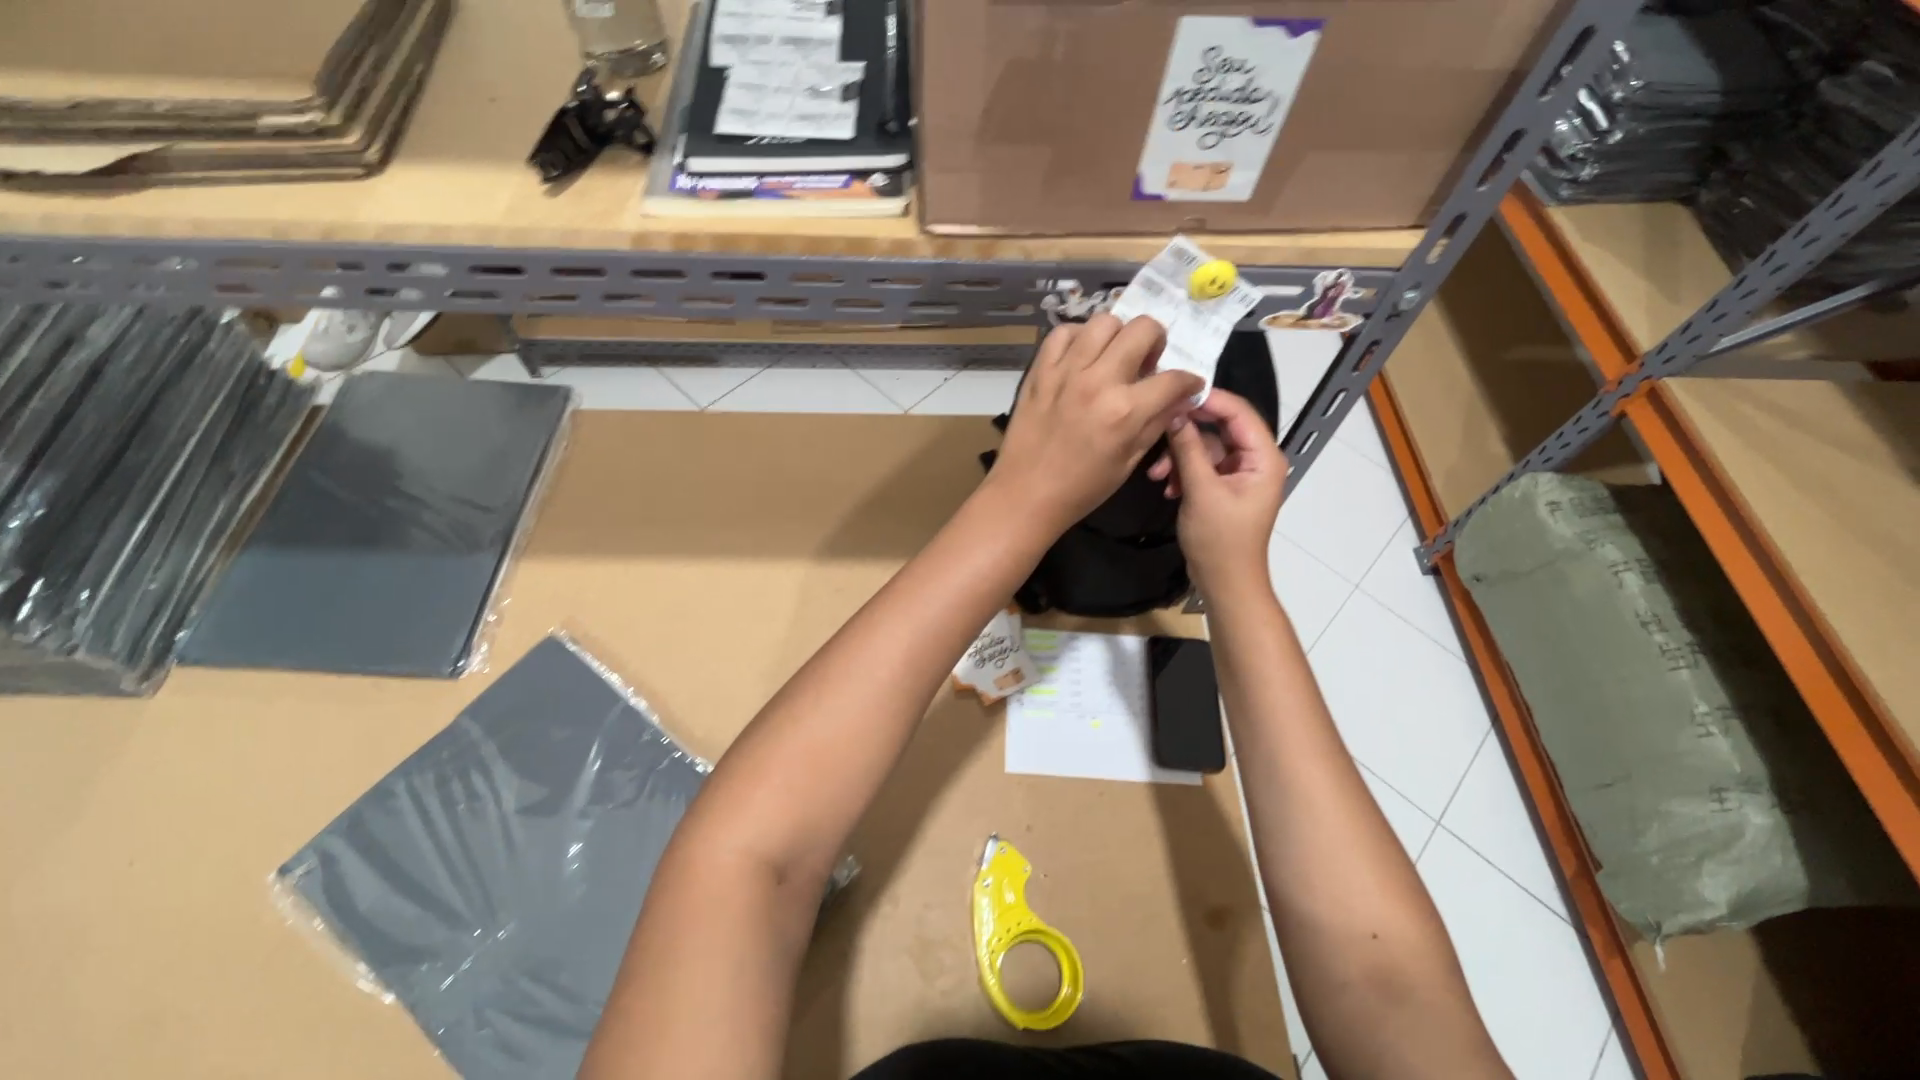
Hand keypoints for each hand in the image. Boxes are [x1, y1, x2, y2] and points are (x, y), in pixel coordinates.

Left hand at [986, 314, 1202, 535]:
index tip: (1186, 385)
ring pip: (1103, 322)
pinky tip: (1081, 356)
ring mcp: (1066, 371)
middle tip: (1147, 362)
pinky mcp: (1040, 370)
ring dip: (1118, 335)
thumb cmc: (1082, 488)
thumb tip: (1180, 400)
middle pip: (1143, 329)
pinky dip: (1078, 337)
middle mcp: (1098, 381)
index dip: (1188, 381)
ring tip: (1113, 356)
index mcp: (1126, 411)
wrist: (1026, 494)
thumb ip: (1157, 423)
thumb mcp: (1129, 461)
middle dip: (1156, 341)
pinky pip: (1063, 332)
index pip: (1173, 378)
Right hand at [1153, 389, 1287, 595]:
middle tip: (1157, 434)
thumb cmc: (1220, 540)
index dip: (1208, 399)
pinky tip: (1167, 488)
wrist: (1225, 583)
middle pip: (1219, 428)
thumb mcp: (1201, 490)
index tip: (1173, 395)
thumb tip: (1174, 412)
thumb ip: (1188, 448)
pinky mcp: (1224, 487)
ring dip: (1179, 458)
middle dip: (1186, 434)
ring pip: (1205, 447)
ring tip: (1157, 476)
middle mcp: (1256, 460)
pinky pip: (1202, 466)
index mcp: (1264, 457)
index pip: (1238, 412)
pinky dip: (1183, 472)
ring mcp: (1240, 474)